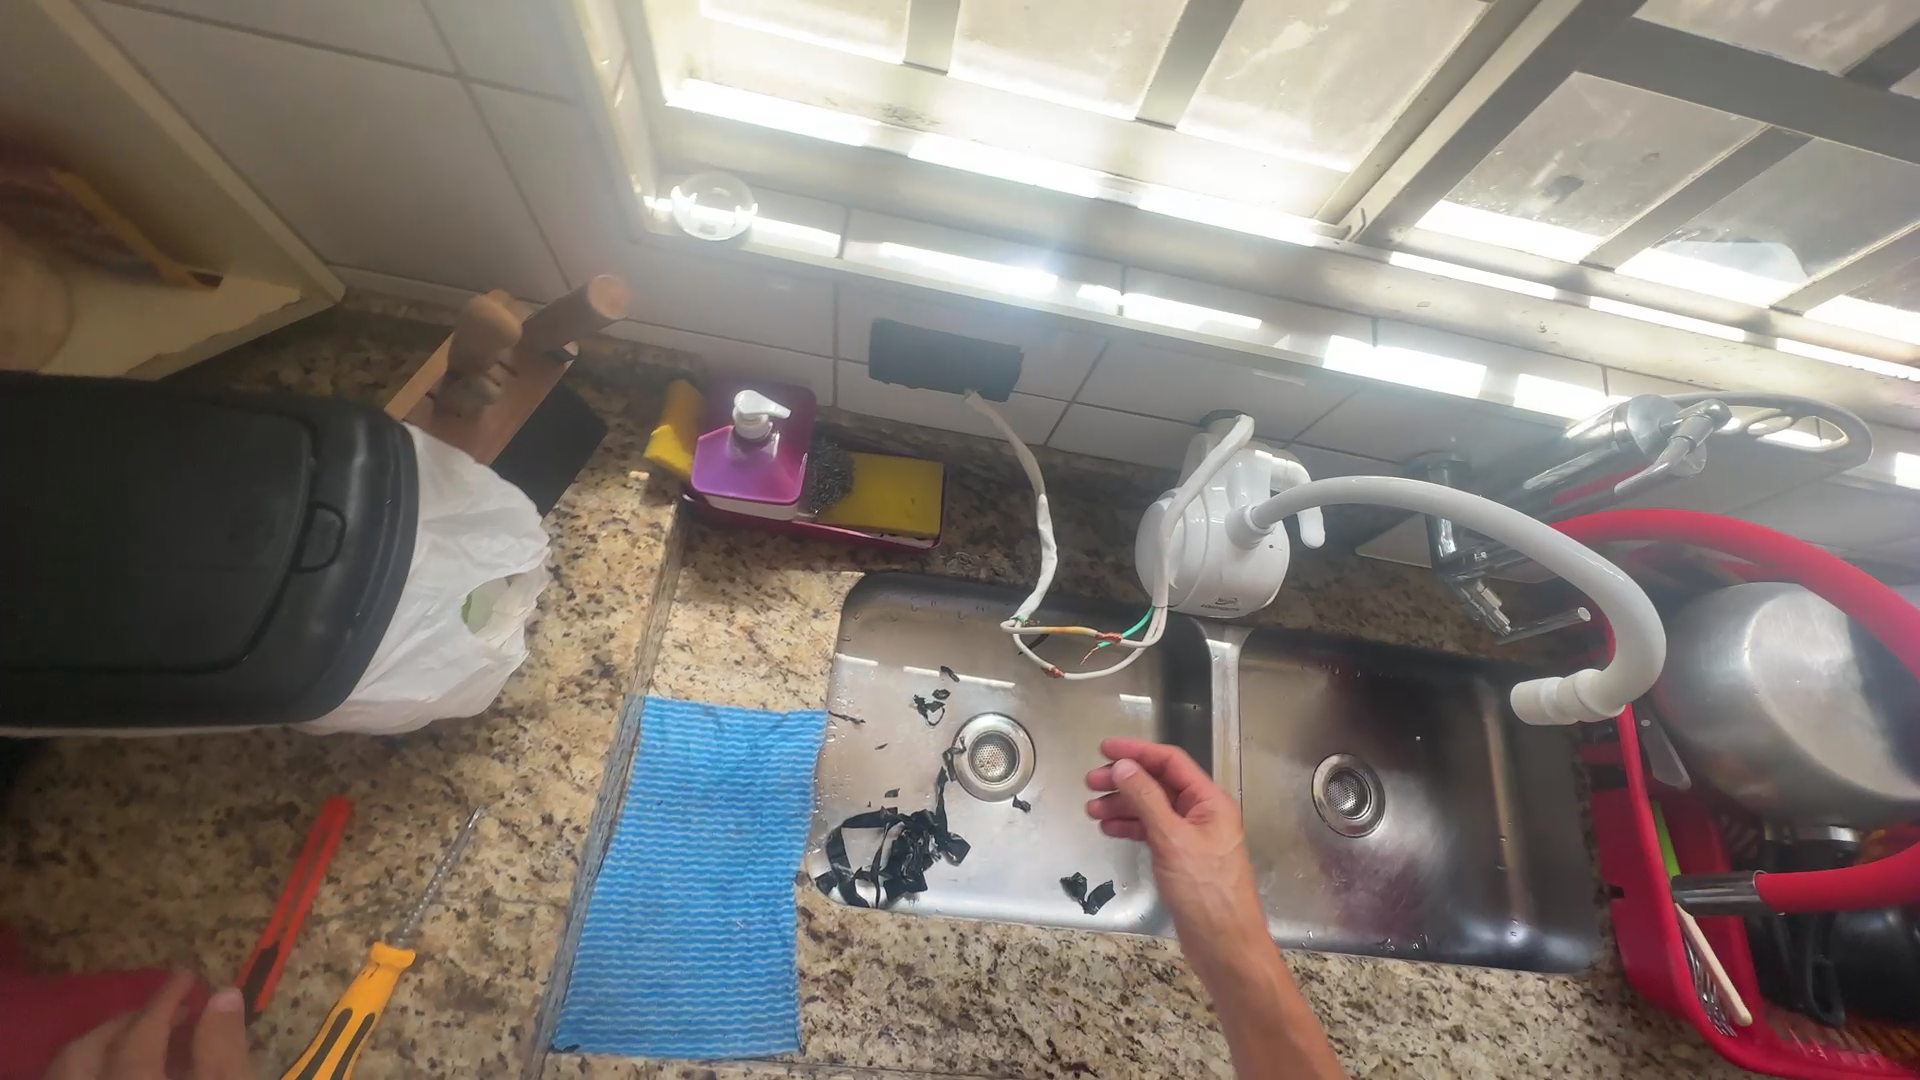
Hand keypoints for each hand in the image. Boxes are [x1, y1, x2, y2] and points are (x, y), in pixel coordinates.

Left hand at [43, 973, 254, 1079]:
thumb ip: (223, 1043)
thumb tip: (224, 993)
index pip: (139, 1033)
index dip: (164, 999)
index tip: (187, 974)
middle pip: (84, 1051)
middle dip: (125, 1020)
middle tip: (167, 1008)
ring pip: (65, 1068)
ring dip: (104, 1041)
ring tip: (144, 1033)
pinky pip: (69, 1079)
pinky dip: (93, 1064)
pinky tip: (122, 1060)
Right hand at [1088, 739, 1348, 1079]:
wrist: (1227, 948)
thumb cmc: (1205, 891)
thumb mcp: (1172, 839)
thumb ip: (1146, 798)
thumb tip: (1122, 765)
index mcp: (1209, 801)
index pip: (1170, 762)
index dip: (1137, 751)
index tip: (1104, 749)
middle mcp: (1201, 813)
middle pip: (1158, 783)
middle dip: (1124, 780)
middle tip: (1091, 783)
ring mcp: (1191, 836)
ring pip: (1152, 807)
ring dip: (1122, 805)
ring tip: (1092, 810)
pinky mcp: (1181, 857)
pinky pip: (1152, 830)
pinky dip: (1130, 826)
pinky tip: (1109, 829)